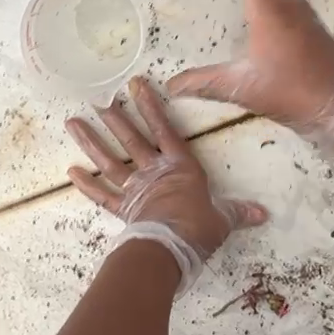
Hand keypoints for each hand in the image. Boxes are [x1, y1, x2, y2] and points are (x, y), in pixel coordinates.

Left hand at [66, 76, 267, 293]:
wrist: (173, 250)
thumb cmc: (199, 228)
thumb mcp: (223, 218)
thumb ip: (238, 212)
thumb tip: (263, 213)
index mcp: (180, 167)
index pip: (164, 129)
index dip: (150, 107)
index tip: (135, 85)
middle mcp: (154, 172)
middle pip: (131, 140)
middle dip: (114, 118)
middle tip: (96, 98)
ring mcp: (135, 189)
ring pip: (110, 161)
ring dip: (90, 142)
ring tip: (72, 123)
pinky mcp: (123, 209)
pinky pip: (101, 195)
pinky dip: (86, 184)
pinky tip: (70, 171)